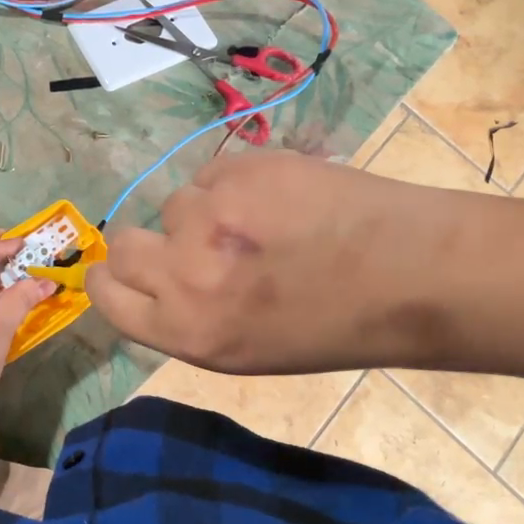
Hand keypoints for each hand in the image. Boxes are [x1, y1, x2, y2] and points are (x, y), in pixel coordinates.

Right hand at [86, 151, 482, 374]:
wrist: (417, 276)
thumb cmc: (336, 328)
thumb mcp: (247, 351)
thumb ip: (185, 319)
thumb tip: (150, 282)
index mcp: (188, 333)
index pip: (106, 296)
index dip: (111, 280)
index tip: (124, 271)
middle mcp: (185, 276)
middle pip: (122, 245)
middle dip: (147, 245)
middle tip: (190, 245)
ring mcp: (210, 218)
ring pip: (174, 204)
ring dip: (203, 214)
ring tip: (260, 225)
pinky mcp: (239, 172)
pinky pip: (210, 174)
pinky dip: (234, 185)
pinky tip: (278, 200)